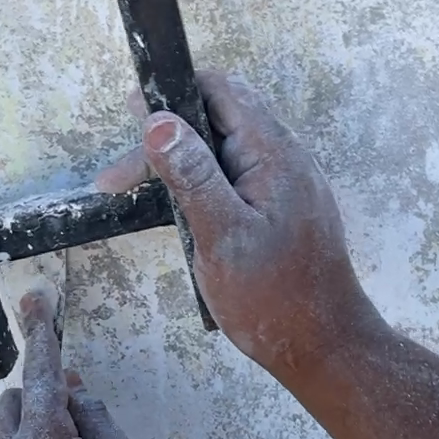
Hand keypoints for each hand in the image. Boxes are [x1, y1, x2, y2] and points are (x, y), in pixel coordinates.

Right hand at [97, 71, 382, 376]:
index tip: (130, 114)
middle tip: (116, 177)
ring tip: (128, 191)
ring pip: (219, 152)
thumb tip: (158, 120)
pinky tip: (173, 208)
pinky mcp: (276, 207)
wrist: (322, 348)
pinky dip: (196, 185)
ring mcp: (281, 183)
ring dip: (175, 166)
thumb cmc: (273, 297)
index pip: (221, 91)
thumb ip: (192, 175)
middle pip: (215, 120)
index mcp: (273, 153)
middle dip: (163, 138)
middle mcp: (281, 158)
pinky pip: (230, 178)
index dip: (173, 94)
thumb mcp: (222, 235)